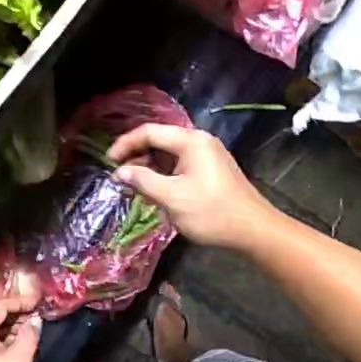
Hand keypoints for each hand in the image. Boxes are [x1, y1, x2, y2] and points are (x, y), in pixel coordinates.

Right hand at [108, 124, 281, 249]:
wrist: (253, 229)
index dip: (125, 144)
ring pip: (169, 154)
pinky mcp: (211, 170)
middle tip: (120, 176)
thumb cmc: (211, 212)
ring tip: (135, 186)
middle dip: (137, 155)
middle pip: (160, 140)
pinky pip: (180, 164)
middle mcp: (199, 141)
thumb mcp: (171, 197)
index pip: (149, 132)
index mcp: (190, 141)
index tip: (108, 162)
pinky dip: (164, 174)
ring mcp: (208, 155)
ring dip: (149, 166)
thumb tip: (120, 172)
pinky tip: (156, 190)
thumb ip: (143, 181)